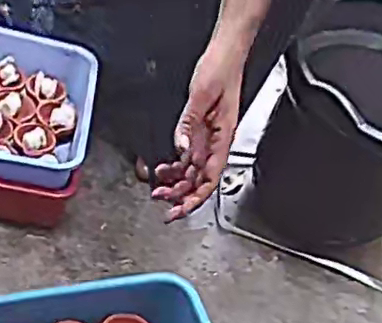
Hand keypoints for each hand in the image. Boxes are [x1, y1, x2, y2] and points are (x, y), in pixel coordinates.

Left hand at [153, 38, 244, 221]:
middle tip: (162, 203)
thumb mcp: (201, 96)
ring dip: (174, 184)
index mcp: (222, 139)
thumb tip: (180, 148)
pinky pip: (185, 159)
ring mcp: (205, 141)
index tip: (180, 210)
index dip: (194, 199)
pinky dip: (173, 168)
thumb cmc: (221, 69)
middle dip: (180, 196)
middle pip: (198, 182)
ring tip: (157, 189)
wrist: (224, 52)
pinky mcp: (197, 135)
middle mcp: (214, 144)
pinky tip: (162, 170)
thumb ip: (188, 124)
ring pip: (190, 174)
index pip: (209, 179)